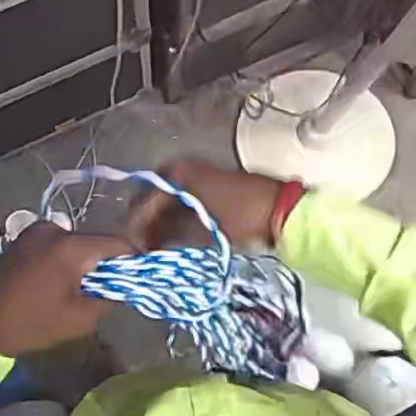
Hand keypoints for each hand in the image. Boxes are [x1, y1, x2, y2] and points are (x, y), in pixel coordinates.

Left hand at [0, 222, 131, 357]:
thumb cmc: (29, 324)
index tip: (143, 275)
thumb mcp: (78, 319)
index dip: (134, 258)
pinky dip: (69, 257)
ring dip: (88, 259)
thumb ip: (109, 298)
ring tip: (87, 286)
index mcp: (70, 247)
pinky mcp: (26, 236)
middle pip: (97, 240)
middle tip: (116, 286)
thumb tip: (126, 286)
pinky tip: (65, 280)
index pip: (117, 243)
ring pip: (79, 241)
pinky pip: (60, 243)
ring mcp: (37, 229)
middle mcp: (55, 228)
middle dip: (110, 261)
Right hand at [126, 159, 286, 250]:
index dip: (138, 227)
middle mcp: (183, 168)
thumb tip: (148, 245)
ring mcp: (196, 174)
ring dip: (158, 221)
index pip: (145, 202)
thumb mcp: (203, 231)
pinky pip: (179, 199)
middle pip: (152, 197)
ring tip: (153, 245)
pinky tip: (170, 235)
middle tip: (141, 245)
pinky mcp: (207, 183)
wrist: (281, 211)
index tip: (134, 247)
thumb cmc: (243, 217)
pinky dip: (173, 217)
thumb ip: (169, 237)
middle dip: (145, 222)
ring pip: (165, 199)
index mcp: (179, 174)